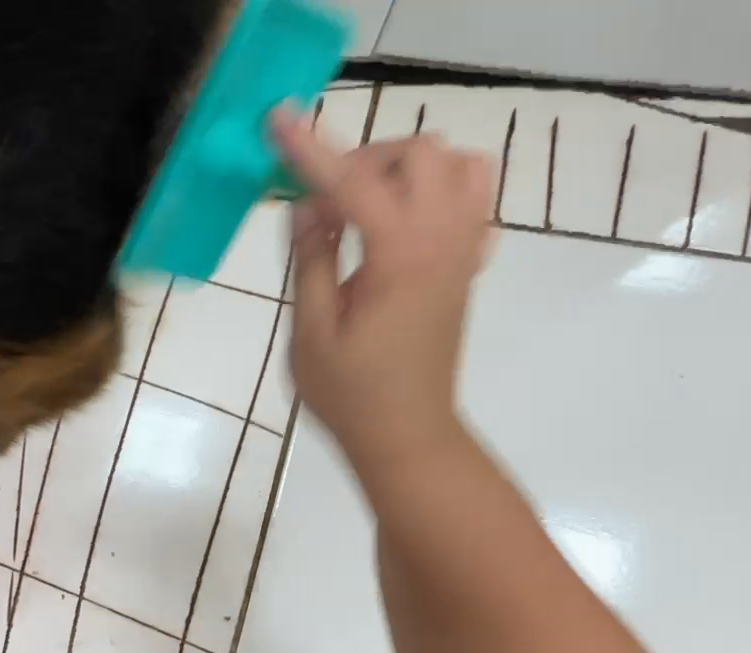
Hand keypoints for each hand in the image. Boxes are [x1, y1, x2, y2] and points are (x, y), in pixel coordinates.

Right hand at [269, 109, 495, 470]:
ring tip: (360, 207)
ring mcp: (464, 250)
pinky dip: (435, 190)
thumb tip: (304, 207)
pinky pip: (471, 198)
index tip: (279, 122)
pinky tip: (397, 224)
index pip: (352, 184)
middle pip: (418, 154)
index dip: (311, 151)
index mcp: (399, 258)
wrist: (407, 433)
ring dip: (404, 169)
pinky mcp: (467, 264)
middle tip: (320, 204)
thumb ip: (310, 261)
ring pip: (455, 166)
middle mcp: (443, 240)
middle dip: (363, 161)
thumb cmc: (350, 393)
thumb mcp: (311, 332)